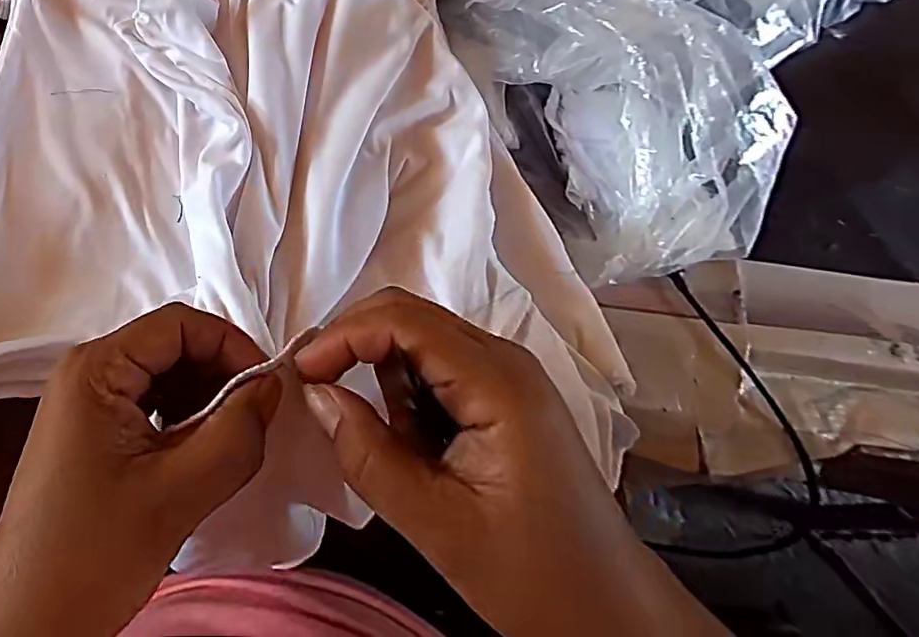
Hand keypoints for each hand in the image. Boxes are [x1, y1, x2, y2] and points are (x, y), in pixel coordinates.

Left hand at [0, 303, 281, 636]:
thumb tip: (270, 387)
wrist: (24, 618)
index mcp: (96, 367)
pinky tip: (200, 452)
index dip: (229, 344)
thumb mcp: (175, 494)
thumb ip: (234, 435)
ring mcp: (85, 399)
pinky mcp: (89, 428)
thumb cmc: (87, 556)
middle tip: (257, 415)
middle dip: (218, 373)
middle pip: (169, 346)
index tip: (267, 383)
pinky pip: (147, 402)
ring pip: (161, 375)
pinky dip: (181, 419)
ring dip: (202, 398)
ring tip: (231, 439)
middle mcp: (86, 370)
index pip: (177, 325)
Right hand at [296, 288, 725, 636]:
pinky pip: (431, 360)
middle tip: (318, 385)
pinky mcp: (500, 390)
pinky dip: (402, 386)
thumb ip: (366, 455)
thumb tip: (315, 393)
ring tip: (386, 437)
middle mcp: (502, 359)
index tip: (302, 372)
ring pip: (414, 332)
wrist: (615, 617)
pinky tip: (412, 439)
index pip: (402, 321)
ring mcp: (504, 371)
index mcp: (498, 383)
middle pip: (405, 312)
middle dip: (352, 341)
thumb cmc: (533, 578)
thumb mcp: (437, 526)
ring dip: (378, 368)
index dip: (343, 335)